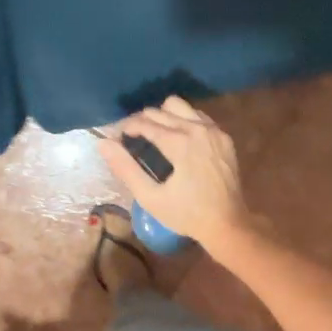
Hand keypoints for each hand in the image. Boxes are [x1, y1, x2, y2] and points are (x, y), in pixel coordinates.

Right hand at [97, 96, 255, 248]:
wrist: (227, 224)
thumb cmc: (186, 214)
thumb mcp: (150, 197)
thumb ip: (126, 169)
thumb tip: (104, 144)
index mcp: (180, 142)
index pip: (145, 123)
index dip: (127, 127)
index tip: (116, 136)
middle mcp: (198, 128)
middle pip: (162, 109)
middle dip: (142, 120)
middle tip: (130, 137)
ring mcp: (214, 130)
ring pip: (181, 106)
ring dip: (163, 115)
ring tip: (153, 134)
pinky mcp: (224, 137)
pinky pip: (198, 116)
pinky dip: (183, 120)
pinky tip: (177, 138)